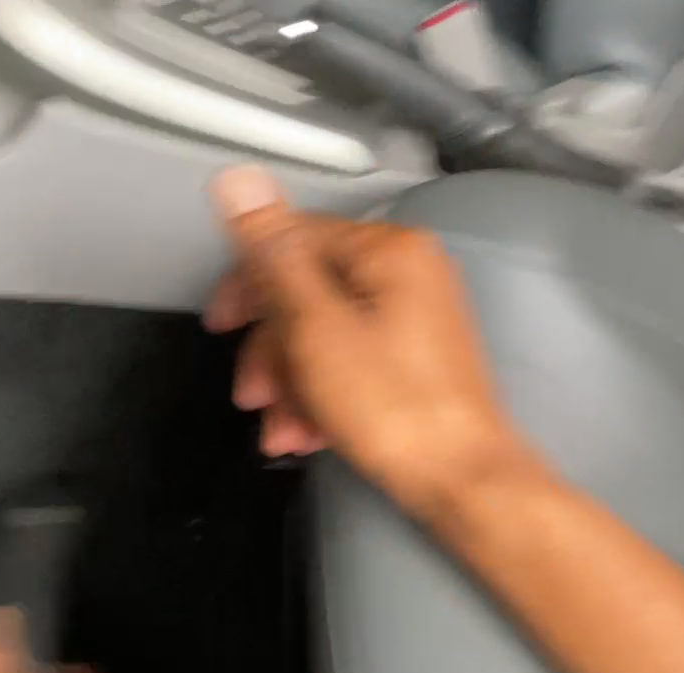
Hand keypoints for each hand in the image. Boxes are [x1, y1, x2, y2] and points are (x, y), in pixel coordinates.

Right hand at [206, 166, 524, 510]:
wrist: (461, 479)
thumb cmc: (395, 409)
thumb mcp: (318, 327)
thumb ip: (275, 257)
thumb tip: (240, 182)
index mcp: (390, 252)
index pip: (295, 243)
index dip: (247, 285)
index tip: (221, 323)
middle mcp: (408, 277)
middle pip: (310, 297)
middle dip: (272, 354)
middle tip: (253, 396)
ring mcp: (415, 322)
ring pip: (327, 339)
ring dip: (292, 387)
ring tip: (281, 433)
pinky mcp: (415, 364)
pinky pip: (353, 366)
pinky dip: (324, 398)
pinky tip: (307, 435)